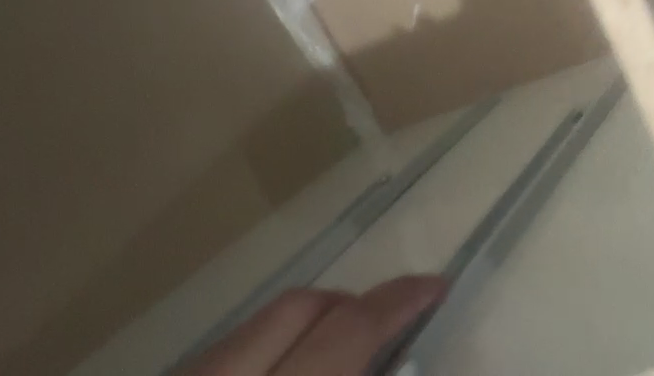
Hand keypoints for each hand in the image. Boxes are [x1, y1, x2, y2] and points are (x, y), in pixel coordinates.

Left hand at [178, 276, 445, 375]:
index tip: (438, 286)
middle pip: (298, 307)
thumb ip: (359, 372)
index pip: (349, 327)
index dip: (399, 300)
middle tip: (383, 326)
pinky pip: (216, 355)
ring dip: (302, 328)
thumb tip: (394, 350)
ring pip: (250, 327)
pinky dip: (255, 355)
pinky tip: (271, 375)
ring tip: (326, 356)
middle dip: (349, 306)